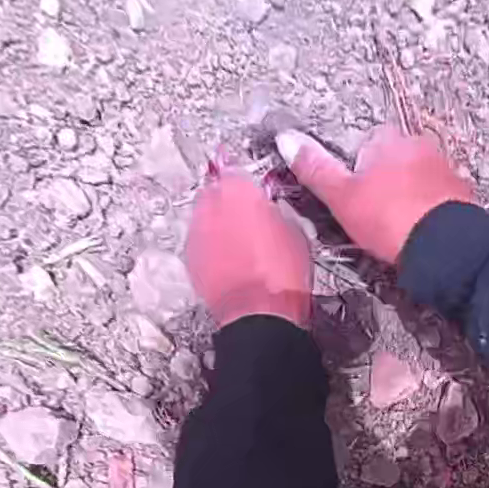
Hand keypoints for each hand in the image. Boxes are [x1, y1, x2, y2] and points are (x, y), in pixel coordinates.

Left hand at [182, 168, 311, 328]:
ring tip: (242, 240)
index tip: (258, 190)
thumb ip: (279, 212)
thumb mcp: (297, 235)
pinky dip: (213, 245)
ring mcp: (198, 232)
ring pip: (206, 215)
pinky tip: (232, 258)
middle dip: (231, 200)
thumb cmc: (281, 280)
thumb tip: (274, 210)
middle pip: (216, 191)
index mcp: (241, 194)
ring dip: (221, 222)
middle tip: (249, 214)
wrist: (259, 315)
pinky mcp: (191, 257)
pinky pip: (201, 241)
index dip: (251, 182)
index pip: (239, 171)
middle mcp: (212, 207)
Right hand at [276, 125, 473, 263]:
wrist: (444, 247)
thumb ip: (315, 168)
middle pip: (392, 160)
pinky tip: (420, 230)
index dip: (354, 171)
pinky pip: (437, 198)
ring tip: (397, 226)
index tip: (352, 196)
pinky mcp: (461, 195)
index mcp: (388, 139)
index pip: (364, 142)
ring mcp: (444, 169)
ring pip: (416, 179)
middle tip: (374, 214)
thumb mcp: (342, 196)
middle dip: (383, 182)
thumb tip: (286, 139)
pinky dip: (427, 210)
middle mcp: (420, 146)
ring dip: (407, 196)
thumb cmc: (390, 219)